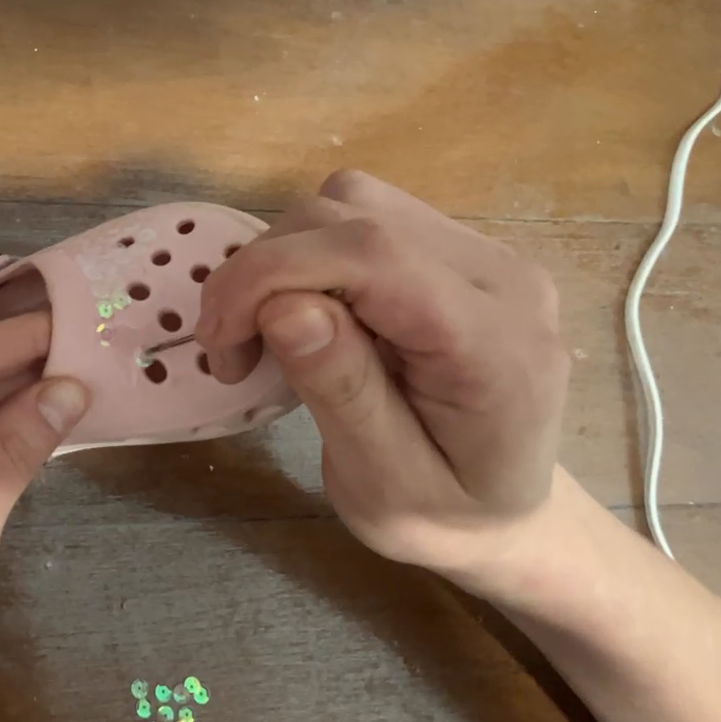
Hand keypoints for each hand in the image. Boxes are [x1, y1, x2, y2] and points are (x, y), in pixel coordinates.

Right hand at [195, 170, 570, 585]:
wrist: (503, 515)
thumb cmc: (443, 518)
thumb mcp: (384, 485)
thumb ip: (343, 392)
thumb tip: (284, 305)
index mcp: (497, 343)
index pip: (372, 255)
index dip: (271, 272)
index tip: (217, 337)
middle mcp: (499, 275)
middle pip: (349, 216)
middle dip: (261, 271)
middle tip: (230, 350)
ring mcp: (478, 253)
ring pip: (345, 203)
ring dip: (278, 259)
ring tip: (262, 331)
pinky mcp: (448, 248)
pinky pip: (354, 217)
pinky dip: (302, 255)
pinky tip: (300, 311)